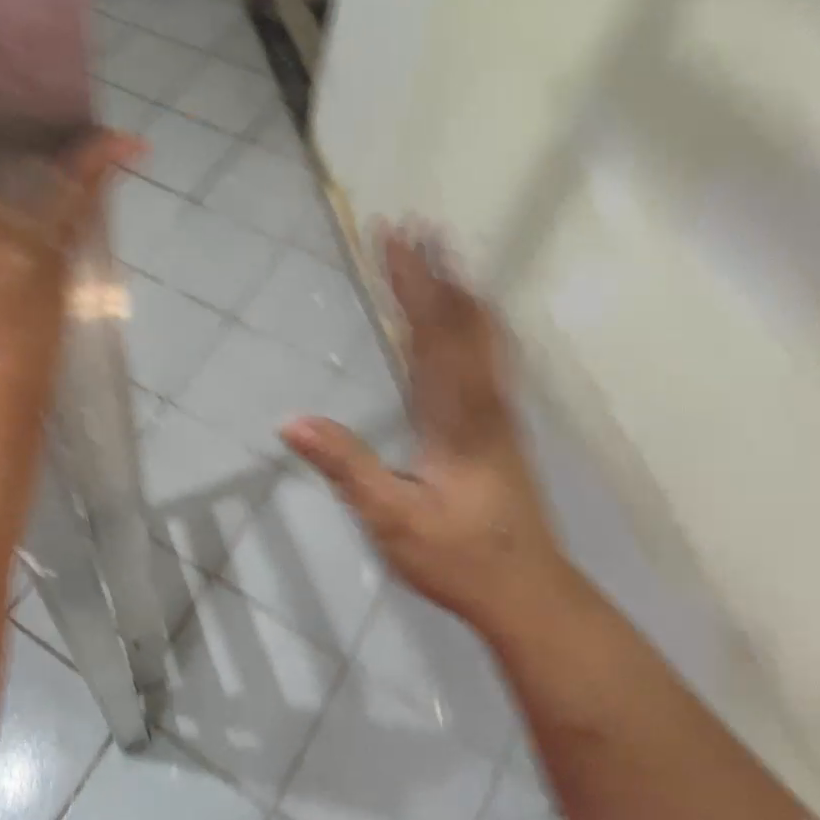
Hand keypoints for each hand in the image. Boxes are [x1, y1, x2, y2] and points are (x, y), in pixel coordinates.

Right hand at [282, 224, 576, 625]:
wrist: (530, 593)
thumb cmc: (458, 559)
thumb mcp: (392, 520)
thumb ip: (346, 467)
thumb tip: (290, 421)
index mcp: (456, 416)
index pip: (431, 333)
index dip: (411, 283)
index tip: (393, 238)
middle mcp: (484, 402)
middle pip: (460, 321)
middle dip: (433, 272)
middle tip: (411, 227)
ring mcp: (499, 413)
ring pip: (482, 334)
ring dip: (457, 288)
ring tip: (440, 253)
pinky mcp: (501, 427)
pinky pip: (488, 354)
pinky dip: (472, 319)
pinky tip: (467, 318)